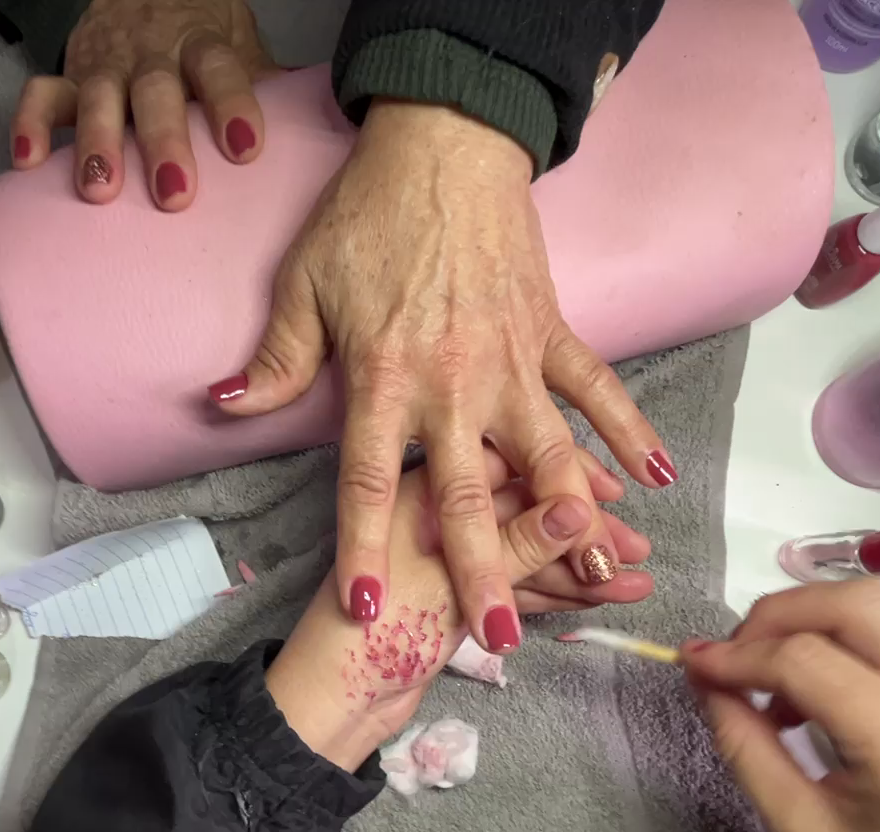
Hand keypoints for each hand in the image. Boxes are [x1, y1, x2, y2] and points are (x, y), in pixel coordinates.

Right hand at [9, 0, 275, 209]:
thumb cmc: (206, 49)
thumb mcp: (242, 57)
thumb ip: (266, 94)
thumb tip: (320, 141)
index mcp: (203, 46)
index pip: (220, 69)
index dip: (232, 105)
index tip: (245, 149)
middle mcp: (153, 54)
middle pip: (157, 92)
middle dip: (164, 142)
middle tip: (174, 196)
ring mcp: (108, 65)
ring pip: (100, 97)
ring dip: (98, 143)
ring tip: (100, 192)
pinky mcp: (71, 76)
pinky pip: (43, 94)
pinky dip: (31, 123)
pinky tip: (27, 161)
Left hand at [210, 101, 671, 654]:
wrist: (442, 145)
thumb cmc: (368, 219)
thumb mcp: (304, 285)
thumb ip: (277, 361)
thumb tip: (224, 405)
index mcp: (384, 380)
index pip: (368, 483)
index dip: (362, 550)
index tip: (364, 609)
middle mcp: (451, 384)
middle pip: (464, 494)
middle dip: (478, 570)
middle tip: (494, 638)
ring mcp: (509, 360)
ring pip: (546, 453)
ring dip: (569, 518)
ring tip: (596, 578)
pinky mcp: (551, 332)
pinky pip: (595, 387)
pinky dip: (628, 428)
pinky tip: (655, 477)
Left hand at [267, 448, 651, 769]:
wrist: (328, 702)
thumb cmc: (372, 634)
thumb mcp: (445, 581)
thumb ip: (511, 544)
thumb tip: (580, 506)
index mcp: (421, 489)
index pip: (503, 467)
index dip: (561, 478)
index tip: (613, 493)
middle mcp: (437, 514)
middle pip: (522, 513)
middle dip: (581, 533)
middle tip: (636, 549)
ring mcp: (447, 556)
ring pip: (522, 554)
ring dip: (576, 569)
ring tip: (635, 581)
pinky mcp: (454, 595)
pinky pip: (510, 586)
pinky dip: (551, 594)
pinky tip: (597, 598)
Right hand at [680, 582, 879, 831]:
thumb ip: (745, 745)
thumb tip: (704, 678)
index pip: (809, 660)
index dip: (738, 654)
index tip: (693, 664)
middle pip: (863, 604)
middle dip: (780, 613)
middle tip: (735, 652)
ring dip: (819, 628)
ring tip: (780, 683)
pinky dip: (861, 653)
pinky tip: (835, 700)